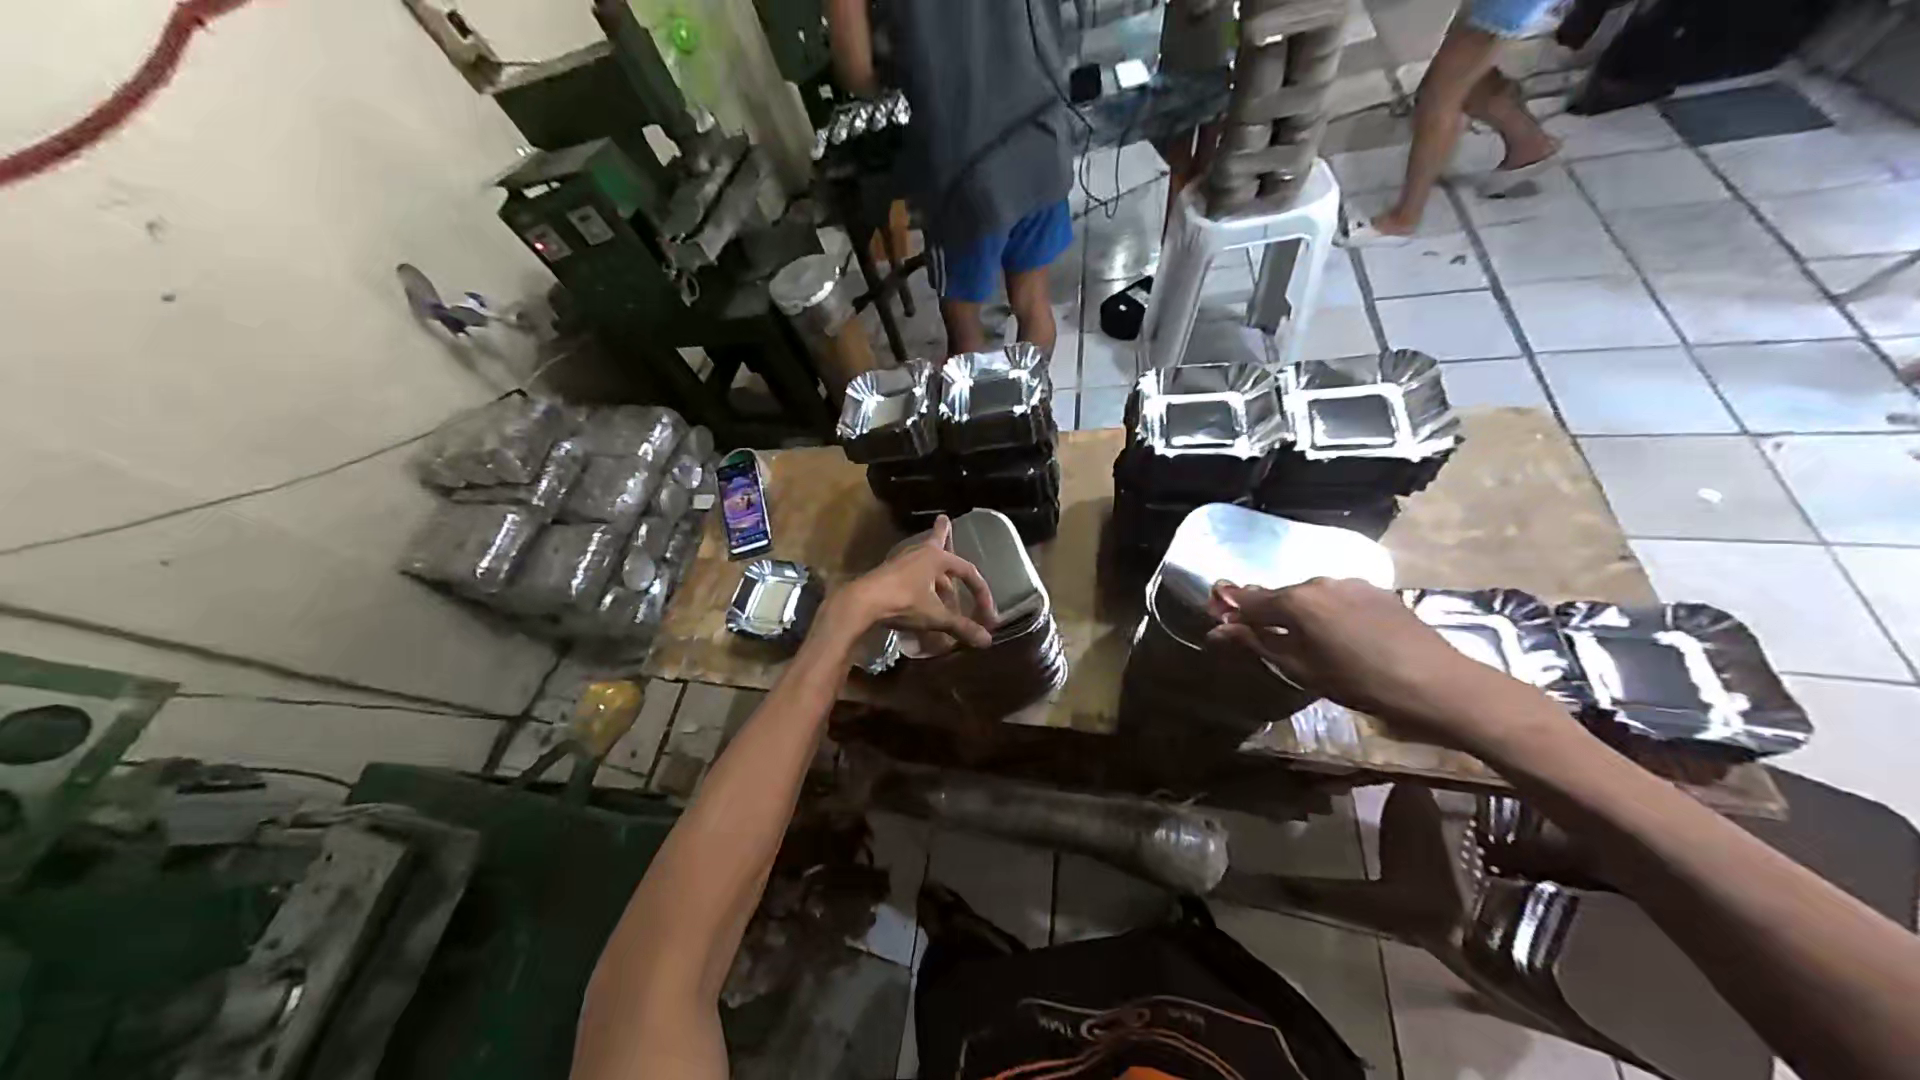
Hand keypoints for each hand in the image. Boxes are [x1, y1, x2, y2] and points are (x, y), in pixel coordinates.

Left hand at [826, 515, 997, 649]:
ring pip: (923, 559)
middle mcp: (920, 553)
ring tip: (935, 552)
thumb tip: (987, 641)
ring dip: (932, 560)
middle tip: (943, 519)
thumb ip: (961, 627)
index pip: (968, 571)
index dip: (981, 592)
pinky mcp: (888, 573)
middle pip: (937, 542)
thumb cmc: (903, 602)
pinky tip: (919, 585)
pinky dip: (920, 577)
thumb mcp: (935, 616)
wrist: (862, 602)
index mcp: (936, 558)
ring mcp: (902, 562)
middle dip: (942, 533)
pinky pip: (911, 572)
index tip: (987, 613)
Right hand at [1205, 577, 1569, 752]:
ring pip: (1309, 596)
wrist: (1439, 685)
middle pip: (1280, 595)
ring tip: (1301, 640)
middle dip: (1264, 611)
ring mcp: (1351, 583)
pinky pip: (1335, 598)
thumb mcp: (1302, 669)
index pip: (1249, 599)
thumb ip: (1258, 643)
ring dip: (1297, 613)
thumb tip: (1219, 630)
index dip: (1230, 609)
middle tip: (1258, 635)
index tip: (1217, 617)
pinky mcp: (1376, 591)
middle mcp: (1319, 582)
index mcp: (1297, 600)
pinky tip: (1335, 636)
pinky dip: (1325, 612)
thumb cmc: (1361, 683)